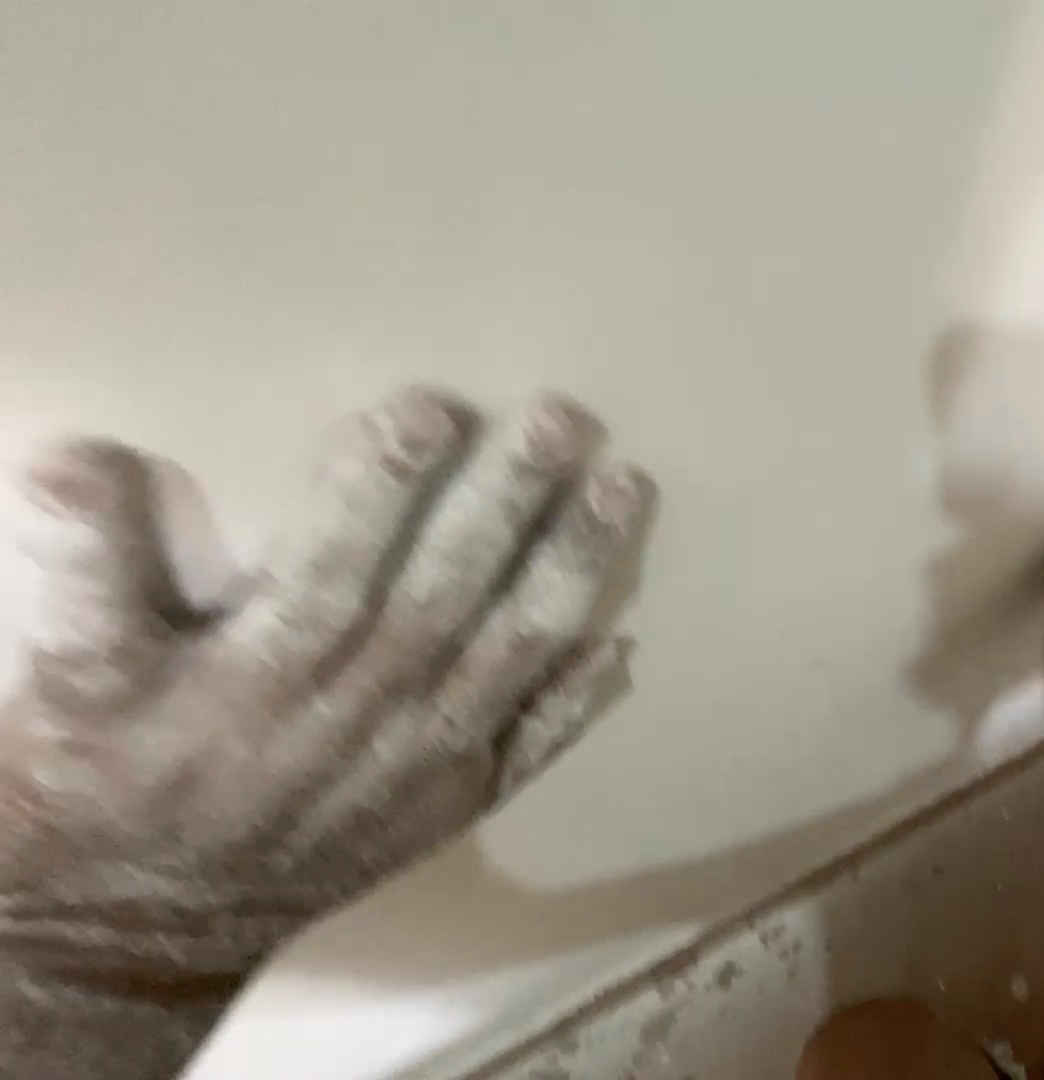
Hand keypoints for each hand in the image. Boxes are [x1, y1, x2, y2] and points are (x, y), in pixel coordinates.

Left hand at [0, 387, 650, 1077]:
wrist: (139, 930)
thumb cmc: (322, 847)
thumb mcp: (463, 805)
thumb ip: (546, 730)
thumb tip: (619, 647)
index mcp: (443, 732)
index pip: (531, 630)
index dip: (580, 554)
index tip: (620, 480)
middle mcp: (359, 709)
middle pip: (446, 591)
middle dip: (507, 500)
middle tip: (554, 416)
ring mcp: (236, 702)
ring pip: (324, 585)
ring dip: (374, 496)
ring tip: (426, 412)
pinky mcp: (104, 696)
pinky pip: (95, 613)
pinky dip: (94, 540)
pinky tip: (94, 460)